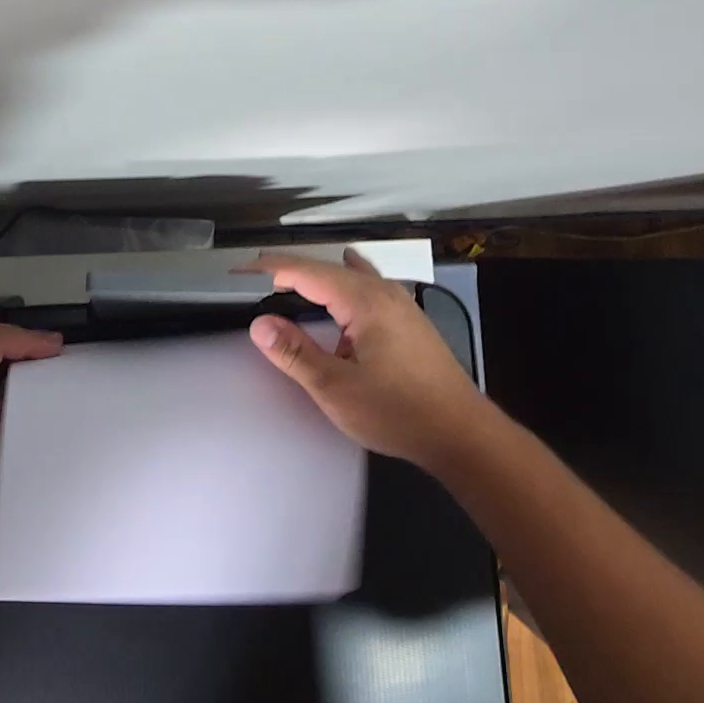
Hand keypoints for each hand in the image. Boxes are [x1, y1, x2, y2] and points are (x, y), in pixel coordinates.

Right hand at [245, 249, 485, 468]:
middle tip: (257, 279)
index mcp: (364, 301)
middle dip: (291, 270)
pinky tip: (344, 290)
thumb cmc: (397, 412)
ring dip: (318, 277)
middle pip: (329, 268)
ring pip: (352, 275)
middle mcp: (384, 293)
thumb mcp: (335, 387)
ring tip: (290, 283)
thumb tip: (259, 324)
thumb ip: (295, 353)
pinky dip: (343, 284)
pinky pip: (368, 287)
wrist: (462, 434)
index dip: (271, 268)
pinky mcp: (410, 321)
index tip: (241, 271)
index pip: (307, 271)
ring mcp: (402, 305)